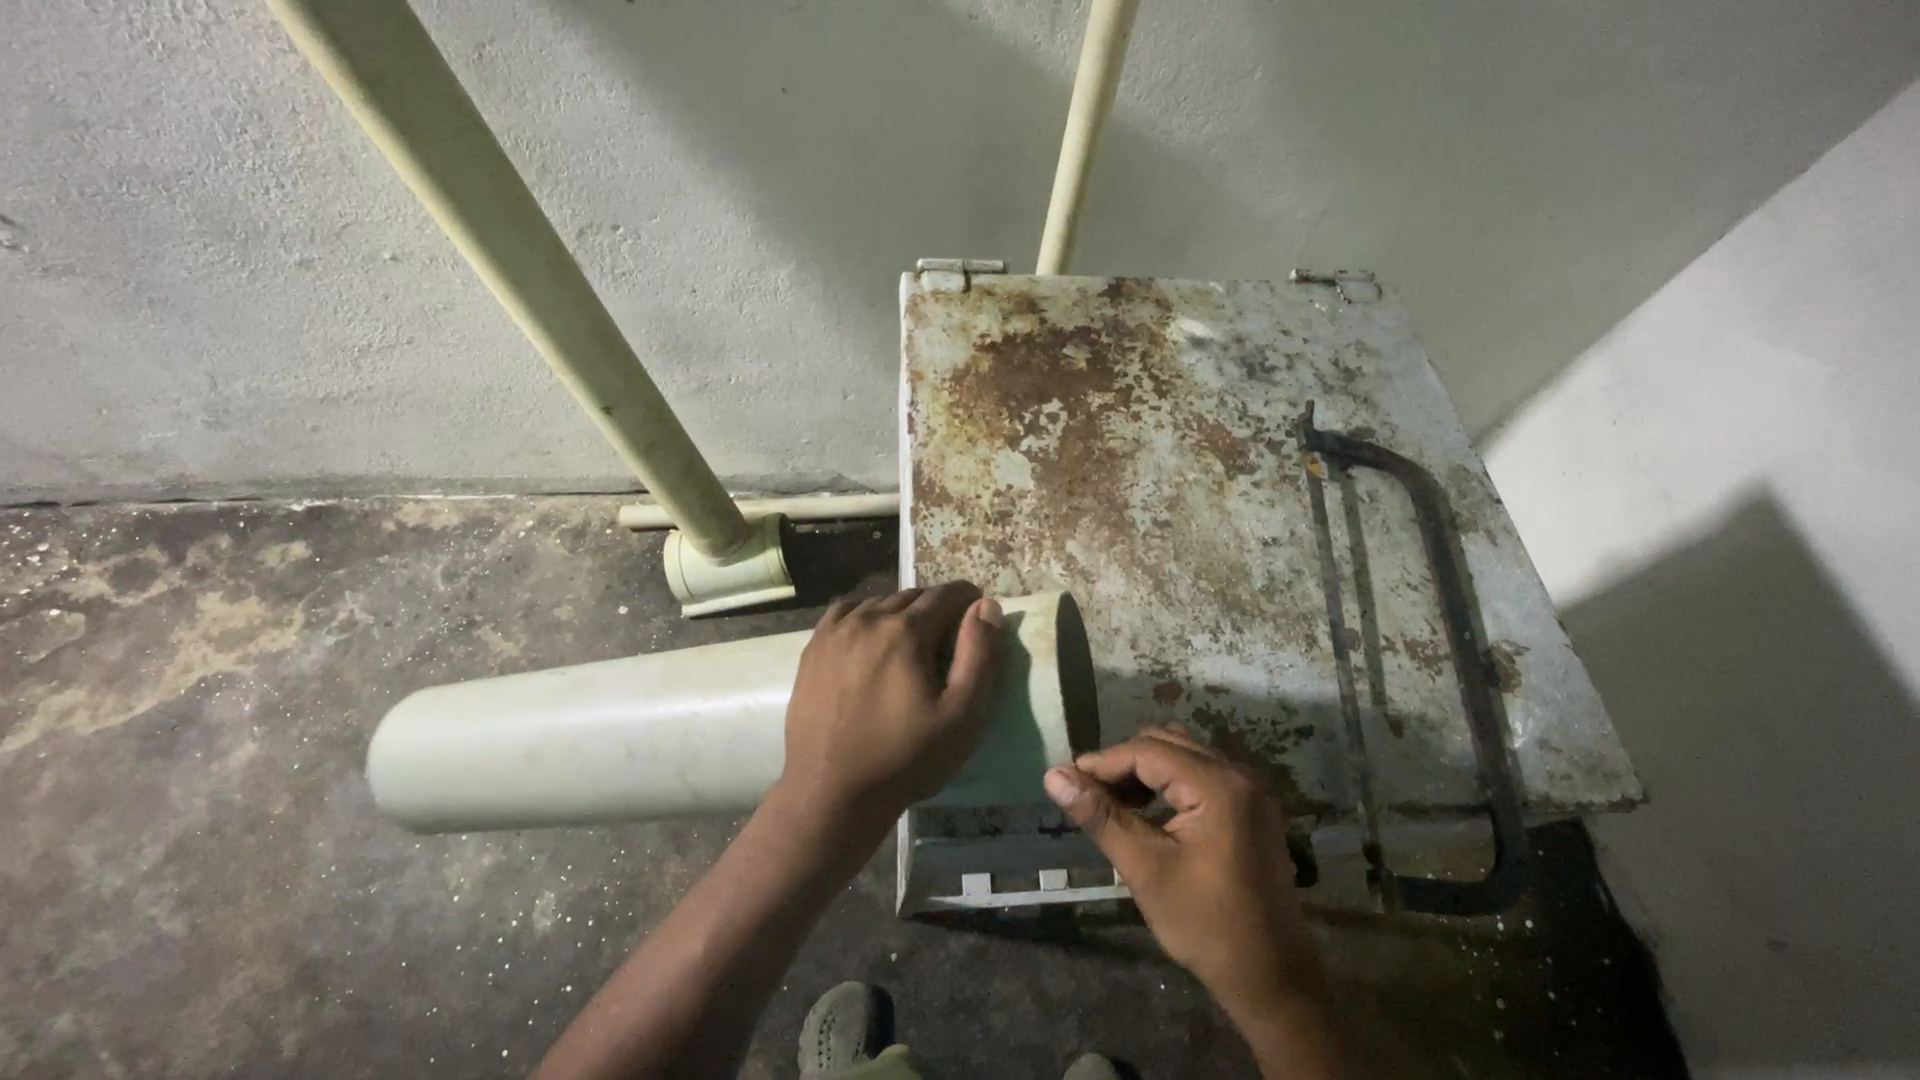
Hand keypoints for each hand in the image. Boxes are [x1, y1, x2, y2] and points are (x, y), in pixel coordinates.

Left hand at [776, 582, 1004, 831]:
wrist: (833, 792)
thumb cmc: (905, 758)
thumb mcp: (962, 715)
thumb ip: (980, 655)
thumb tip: (987, 607)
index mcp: (906, 632)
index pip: (946, 594)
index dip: (969, 600)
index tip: (978, 616)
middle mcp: (867, 619)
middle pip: (912, 596)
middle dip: (936, 608)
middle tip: (947, 641)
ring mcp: (834, 633)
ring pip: (878, 603)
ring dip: (900, 613)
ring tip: (910, 644)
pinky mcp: (813, 650)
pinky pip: (844, 614)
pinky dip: (864, 616)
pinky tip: (870, 640)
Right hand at [1043, 726, 1321, 1015]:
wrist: (1270, 975)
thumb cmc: (1204, 923)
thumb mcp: (1144, 868)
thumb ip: (1100, 815)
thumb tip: (1053, 776)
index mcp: (1218, 786)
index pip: (1147, 751)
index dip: (1103, 762)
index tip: (1067, 781)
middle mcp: (1239, 775)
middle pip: (1167, 743)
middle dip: (1124, 764)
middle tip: (1090, 796)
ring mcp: (1251, 791)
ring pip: (1185, 756)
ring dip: (1146, 771)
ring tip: (1116, 804)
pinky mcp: (1253, 808)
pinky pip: (1203, 774)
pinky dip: (1171, 783)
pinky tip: (1150, 812)